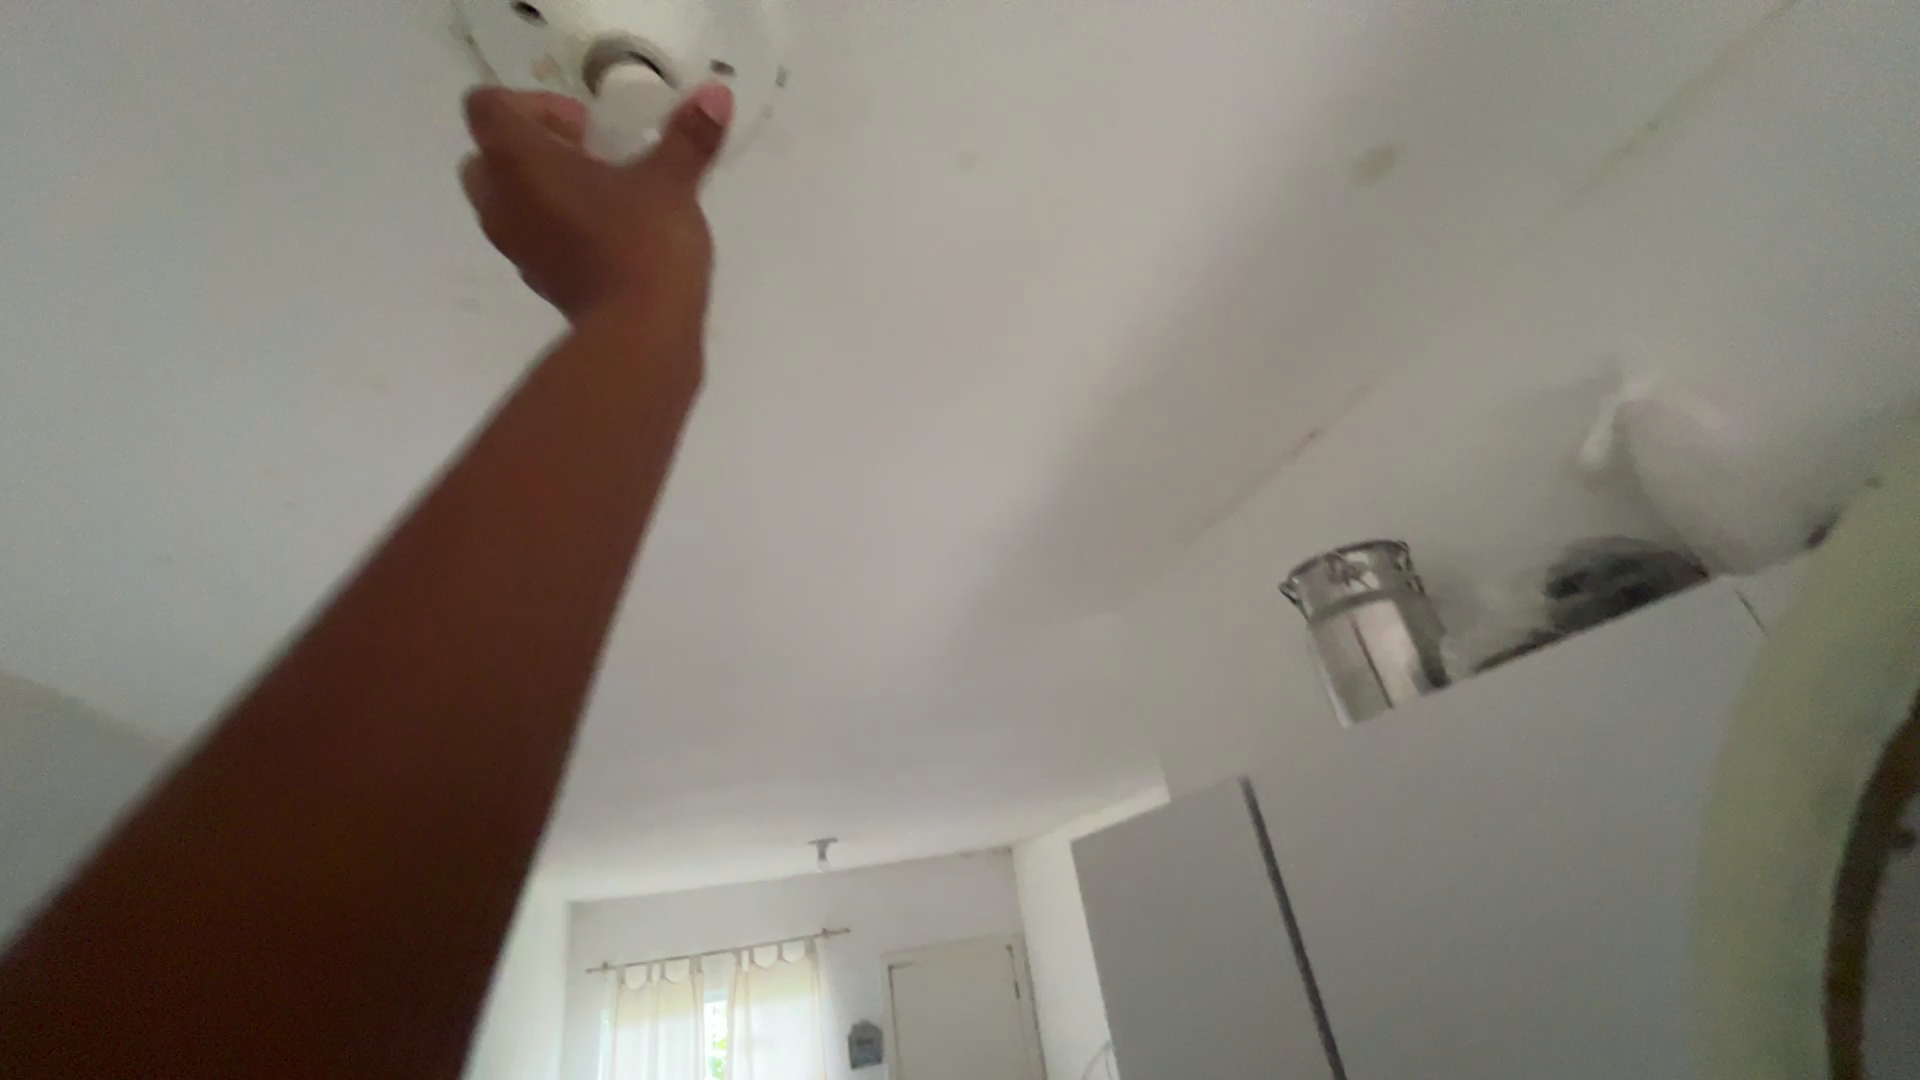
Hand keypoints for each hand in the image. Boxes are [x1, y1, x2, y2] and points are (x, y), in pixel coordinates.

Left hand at [460, 83, 733, 324]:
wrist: (641, 333)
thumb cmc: (644, 244)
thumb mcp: (673, 183)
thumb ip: (689, 136)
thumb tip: (717, 93)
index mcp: (516, 159)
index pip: (491, 106)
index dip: (536, 107)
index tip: (591, 132)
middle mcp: (500, 199)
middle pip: (491, 155)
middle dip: (537, 153)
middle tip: (593, 165)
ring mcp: (516, 248)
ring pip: (510, 203)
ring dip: (545, 195)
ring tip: (604, 207)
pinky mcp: (540, 284)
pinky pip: (535, 243)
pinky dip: (559, 236)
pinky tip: (608, 247)